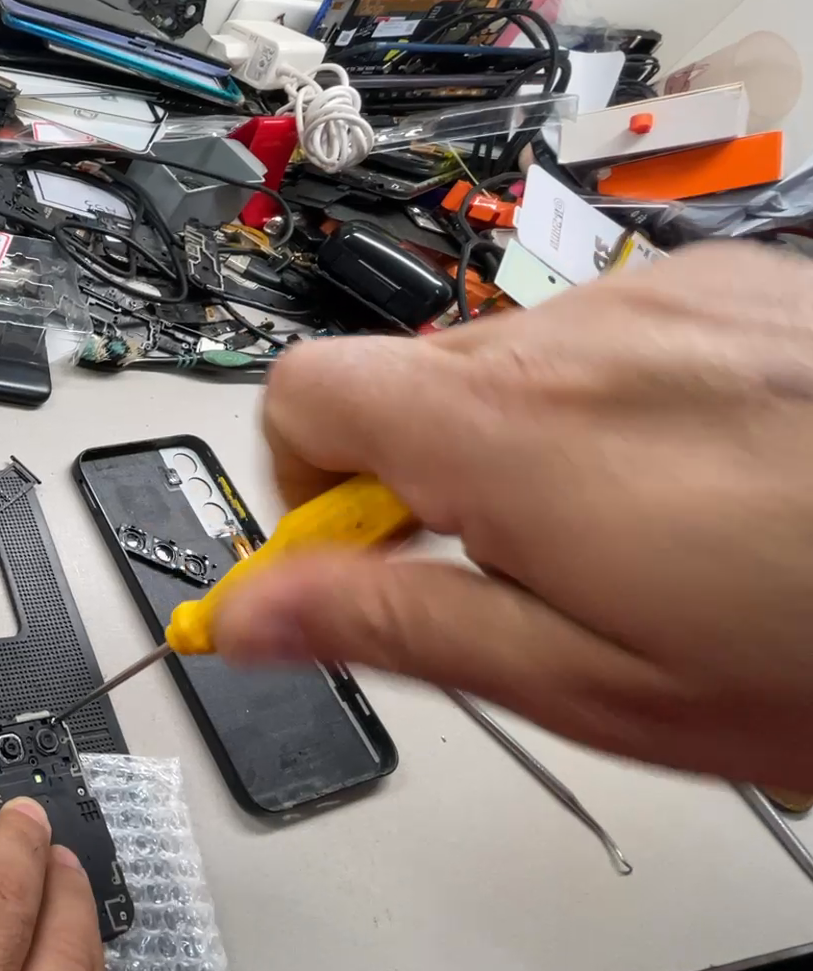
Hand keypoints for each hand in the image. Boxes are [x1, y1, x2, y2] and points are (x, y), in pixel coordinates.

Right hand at [211, 243, 812, 787]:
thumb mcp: (579, 675)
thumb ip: (381, 623)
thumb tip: (242, 615)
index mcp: (499, 426)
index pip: (297, 394)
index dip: (296, 474)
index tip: (346, 541)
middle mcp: (566, 340)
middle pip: (385, 382)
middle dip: (398, 475)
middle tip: (485, 564)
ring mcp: (656, 305)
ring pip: (482, 370)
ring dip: (490, 448)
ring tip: (598, 532)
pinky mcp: (727, 295)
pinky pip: (581, 349)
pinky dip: (576, 414)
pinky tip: (669, 480)